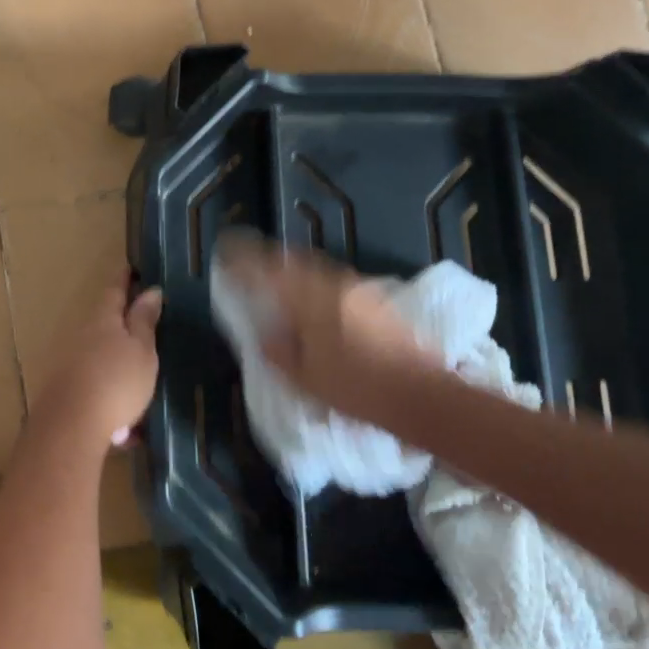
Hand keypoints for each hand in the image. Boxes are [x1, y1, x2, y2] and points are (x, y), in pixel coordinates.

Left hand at [33, 275, 162, 449]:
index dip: (124, 279)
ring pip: (97, 356)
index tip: (131, 267)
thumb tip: (150, 290)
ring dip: (117, 364)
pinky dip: (110, 394)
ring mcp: (68, 363)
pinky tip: (126, 426)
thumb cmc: (116, 381)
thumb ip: (145, 321)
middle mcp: (80, 335)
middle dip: (121, 323)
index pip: (114, 290)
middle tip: (142, 322)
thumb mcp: (142, 350)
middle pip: (102, 322)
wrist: (71, 427)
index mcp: (101, 319)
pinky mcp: (64, 391)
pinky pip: (94, 386)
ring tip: (140, 379)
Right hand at [216, 233, 441, 417]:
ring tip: (281, 286)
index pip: (267, 270)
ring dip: (295, 273)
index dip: (243, 260)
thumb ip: (277, 350)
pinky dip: (317, 287)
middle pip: (294, 261)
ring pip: (317, 271)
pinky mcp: (379, 303)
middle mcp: (333, 284)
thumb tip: (264, 335)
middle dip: (269, 260)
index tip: (226, 253)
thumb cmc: (356, 389)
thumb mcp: (304, 378)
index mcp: (309, 299)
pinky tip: (317, 307)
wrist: (421, 396)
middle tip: (251, 264)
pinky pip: (336, 284)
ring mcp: (360, 290)